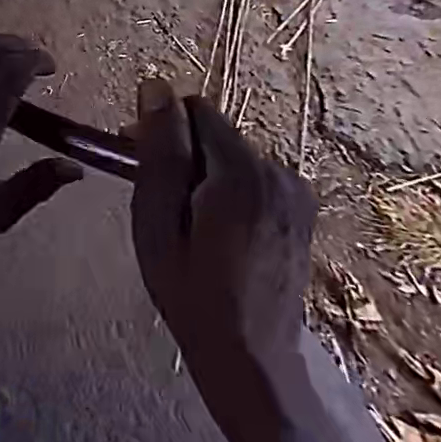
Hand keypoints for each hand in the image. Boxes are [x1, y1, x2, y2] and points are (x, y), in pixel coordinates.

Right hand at [130, 79, 316, 371]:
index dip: (161, 127)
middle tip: (154, 194)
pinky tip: (211, 223)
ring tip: (181, 214)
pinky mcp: (301, 207)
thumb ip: (159, 149)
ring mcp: (296, 191)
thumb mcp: (156, 218)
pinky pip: (248, 172)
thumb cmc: (190, 289)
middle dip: (178, 148)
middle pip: (213, 130)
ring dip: (198, 168)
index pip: (194, 109)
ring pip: (228, 150)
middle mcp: (280, 172)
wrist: (250, 356)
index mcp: (245, 173)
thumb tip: (155, 86)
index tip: (139, 161)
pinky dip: (222, 184)